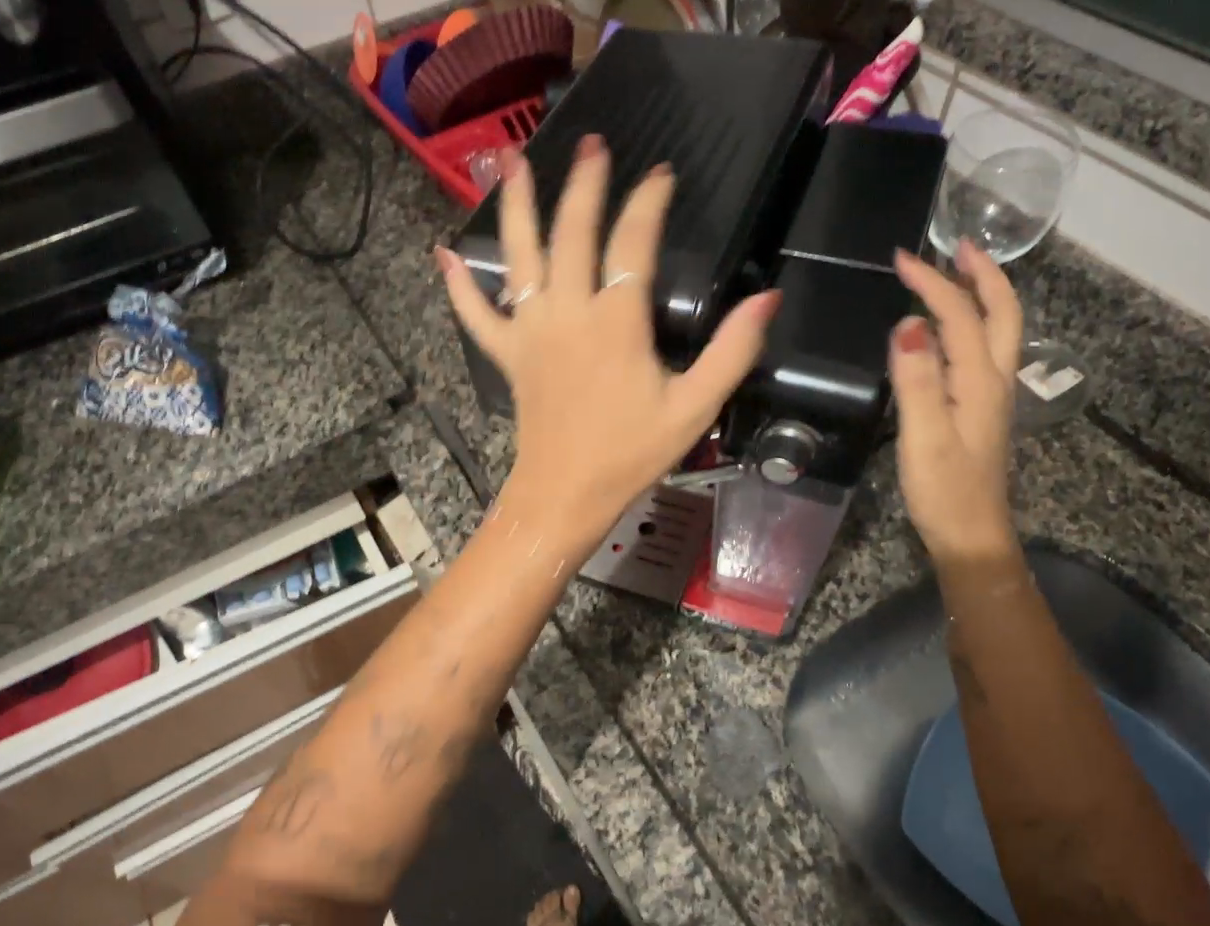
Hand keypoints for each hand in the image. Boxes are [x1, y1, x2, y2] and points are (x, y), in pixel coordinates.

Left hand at [439, 135, 781, 543]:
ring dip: (517, 206)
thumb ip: (731, 352)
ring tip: (511, 160)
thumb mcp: (694, 408)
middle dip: (584, 184)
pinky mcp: (508, 355)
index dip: (648, 202)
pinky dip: (460, 286)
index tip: (662, 175)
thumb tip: (767, 298)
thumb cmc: (631, 454)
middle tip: (593, 145)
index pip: (633, 243)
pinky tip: (442, 255)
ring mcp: (530, 331)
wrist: (565, 495)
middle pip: (572, 232)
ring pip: (519, 257)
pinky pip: (478, 315)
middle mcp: (567, 312)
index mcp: (615, 322)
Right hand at [889, 242, 1023, 562]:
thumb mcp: (925, 436)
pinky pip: (980, 353)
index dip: (932, 284)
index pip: (959, 316)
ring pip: (995, 332)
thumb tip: (908, 324)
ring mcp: (991, 397)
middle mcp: (994, 381)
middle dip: (982, 274)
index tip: (901, 259)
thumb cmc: (945, 491)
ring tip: (952, 275)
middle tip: (957, 245)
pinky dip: (968, 326)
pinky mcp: (980, 413)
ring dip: (980, 296)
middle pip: (1001, 313)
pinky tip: (943, 333)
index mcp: (980, 382)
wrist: (970, 536)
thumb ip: (917, 379)